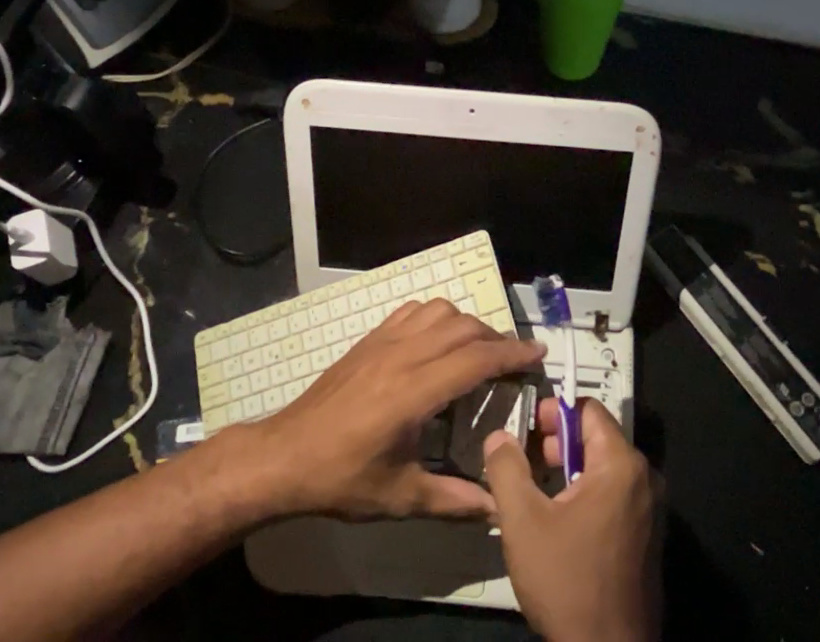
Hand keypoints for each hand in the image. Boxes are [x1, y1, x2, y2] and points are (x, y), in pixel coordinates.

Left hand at [228, 298, 545, 520]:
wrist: (282, 458)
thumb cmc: (341, 479)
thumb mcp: (401, 498)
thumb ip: (454, 501)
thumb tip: (498, 509)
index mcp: (414, 392)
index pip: (476, 358)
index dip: (512, 354)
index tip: (537, 354)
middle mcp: (401, 356)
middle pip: (463, 327)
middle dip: (496, 338)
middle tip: (513, 361)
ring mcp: (381, 344)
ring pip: (437, 310)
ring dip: (466, 324)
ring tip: (477, 349)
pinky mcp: (366, 342)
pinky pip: (410, 313)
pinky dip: (435, 317)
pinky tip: (437, 341)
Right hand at [485, 398, 660, 641]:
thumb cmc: (567, 580)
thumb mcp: (523, 521)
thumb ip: (507, 468)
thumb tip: (499, 434)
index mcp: (621, 465)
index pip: (588, 410)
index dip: (553, 411)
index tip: (523, 428)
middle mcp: (644, 479)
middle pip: (598, 438)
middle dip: (557, 442)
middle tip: (522, 461)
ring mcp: (650, 510)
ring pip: (604, 469)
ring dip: (568, 470)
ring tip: (533, 490)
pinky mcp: (646, 537)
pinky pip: (614, 496)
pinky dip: (585, 493)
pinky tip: (557, 520)